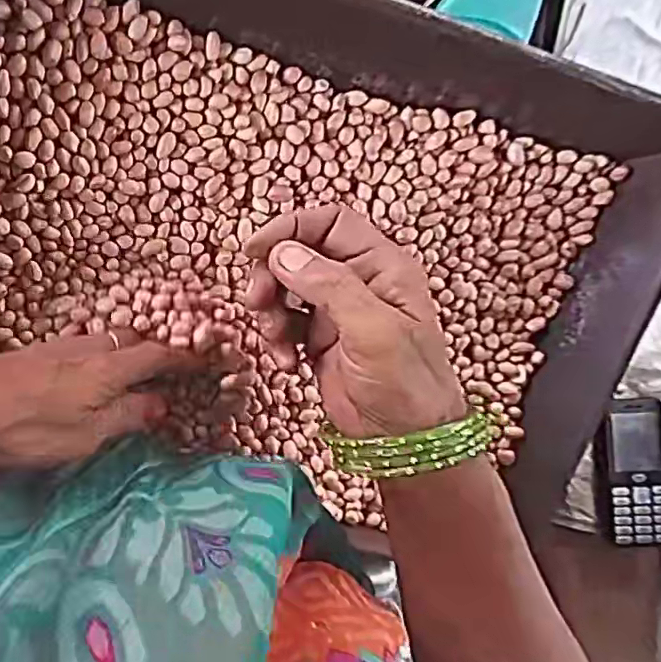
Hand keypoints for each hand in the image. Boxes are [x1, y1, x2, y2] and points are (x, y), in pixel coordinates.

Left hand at [0, 333, 201, 470]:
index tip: (207, 360)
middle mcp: (86, 347)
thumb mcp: (82, 437)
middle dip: (158, 346)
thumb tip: (161, 403)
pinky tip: (94, 367)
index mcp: (106, 369)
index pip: (158, 354)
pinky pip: (82, 343)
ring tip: (140, 365)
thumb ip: (125, 417)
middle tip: (175, 362)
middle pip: (133, 337)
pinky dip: (101, 351)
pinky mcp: (34, 352)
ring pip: (106, 337)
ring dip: (128, 347)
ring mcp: (57, 345)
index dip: (185, 356)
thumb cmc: (22, 432)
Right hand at [242, 204, 466, 437]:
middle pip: (297, 256)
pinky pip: (282, 325)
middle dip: (271, 277)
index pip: (330, 223)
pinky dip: (275, 341)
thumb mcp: (372, 328)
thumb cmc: (405, 382)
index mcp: (381, 266)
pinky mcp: (316, 340)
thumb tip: (283, 253)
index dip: (290, 228)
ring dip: (269, 312)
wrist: (403, 438)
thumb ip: (329, 285)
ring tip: (276, 339)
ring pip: (284, 291)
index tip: (255, 249)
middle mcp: (356, 282)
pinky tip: (287, 363)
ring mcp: (334, 312)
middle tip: (256, 301)